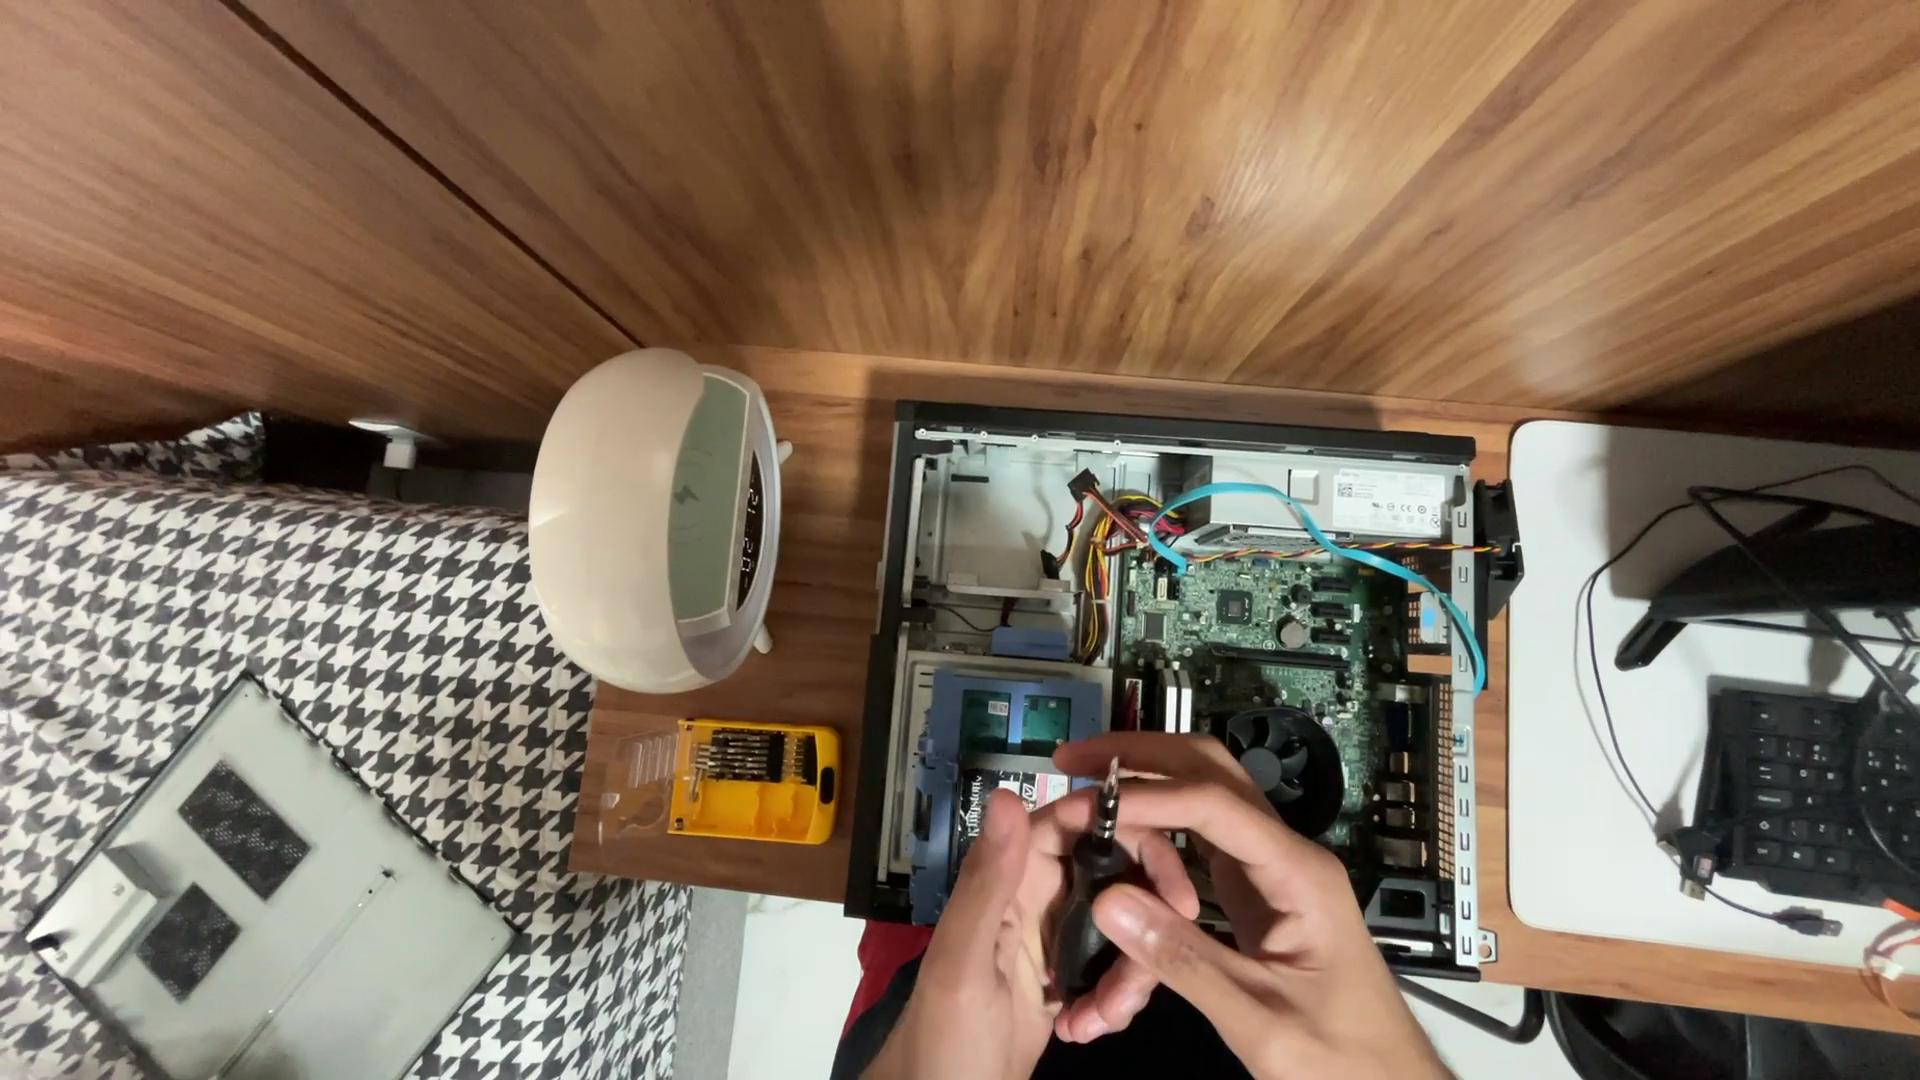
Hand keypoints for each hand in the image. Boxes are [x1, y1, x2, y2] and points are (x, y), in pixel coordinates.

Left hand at [865, 787, 1198, 1078]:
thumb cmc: (944, 1035)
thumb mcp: (963, 961)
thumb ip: (986, 881)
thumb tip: (1007, 794)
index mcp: (1010, 872)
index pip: (1076, 820)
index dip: (1130, 831)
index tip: (1175, 880)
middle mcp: (1036, 890)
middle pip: (1113, 868)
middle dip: (1145, 911)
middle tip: (1160, 959)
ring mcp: (1055, 933)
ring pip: (1123, 920)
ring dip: (1130, 969)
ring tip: (1102, 1019)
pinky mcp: (1068, 974)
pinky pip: (1115, 964)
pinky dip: (1116, 996)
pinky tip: (1086, 1029)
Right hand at [1050, 733, 1447, 1079]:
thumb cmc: (1343, 1062)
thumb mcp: (1262, 1023)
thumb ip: (1184, 962)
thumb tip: (1106, 900)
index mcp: (1297, 872)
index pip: (1211, 804)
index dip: (1144, 797)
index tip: (1084, 806)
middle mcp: (1283, 850)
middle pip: (1209, 768)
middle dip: (1139, 753)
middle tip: (1075, 760)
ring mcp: (1269, 862)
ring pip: (1202, 787)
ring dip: (1143, 773)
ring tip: (1085, 781)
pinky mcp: (1253, 883)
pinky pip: (1198, 827)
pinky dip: (1154, 811)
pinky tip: (1119, 822)